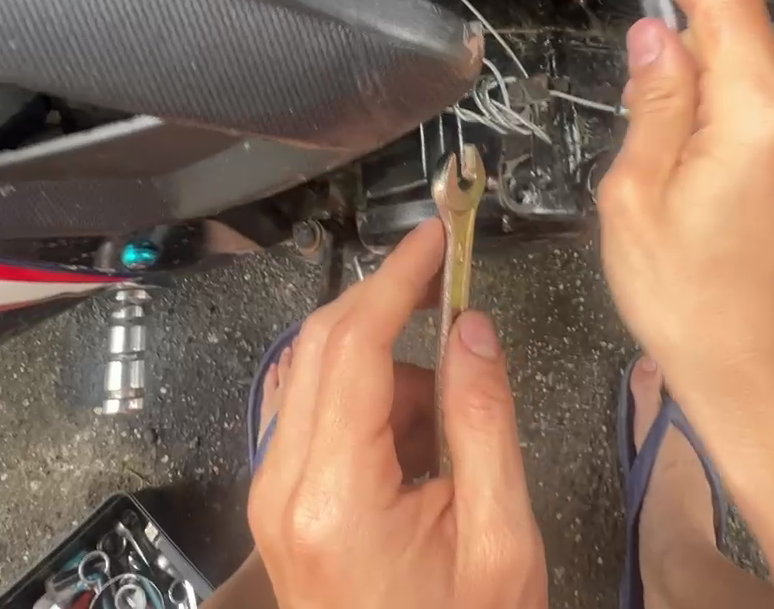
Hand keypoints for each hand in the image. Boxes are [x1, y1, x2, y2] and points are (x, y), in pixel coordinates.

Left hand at [247, 220, 547, 608]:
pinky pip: (320, 403)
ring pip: (321, 366)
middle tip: (451, 288)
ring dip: (389, 360)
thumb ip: (484, 417)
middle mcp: (283, 483)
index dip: (398, 277)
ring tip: (449, 421)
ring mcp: (273, 489)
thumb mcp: (499, 537)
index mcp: (335, 495)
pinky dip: (374, 393)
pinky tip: (419, 440)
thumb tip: (471, 326)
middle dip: (390, 300)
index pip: (356, 345)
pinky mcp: (282, 494)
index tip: (436, 237)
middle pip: (325, 340)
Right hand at [596, 0, 773, 448]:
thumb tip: (655, 35)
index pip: (726, 6)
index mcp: (762, 119)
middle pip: (749, 34)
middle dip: (692, 27)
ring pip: (768, 67)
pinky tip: (708, 141)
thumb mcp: (637, 200)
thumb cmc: (694, 306)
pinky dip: (743, 97)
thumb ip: (654, 102)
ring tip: (668, 122)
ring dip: (716, 68)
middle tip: (641, 54)